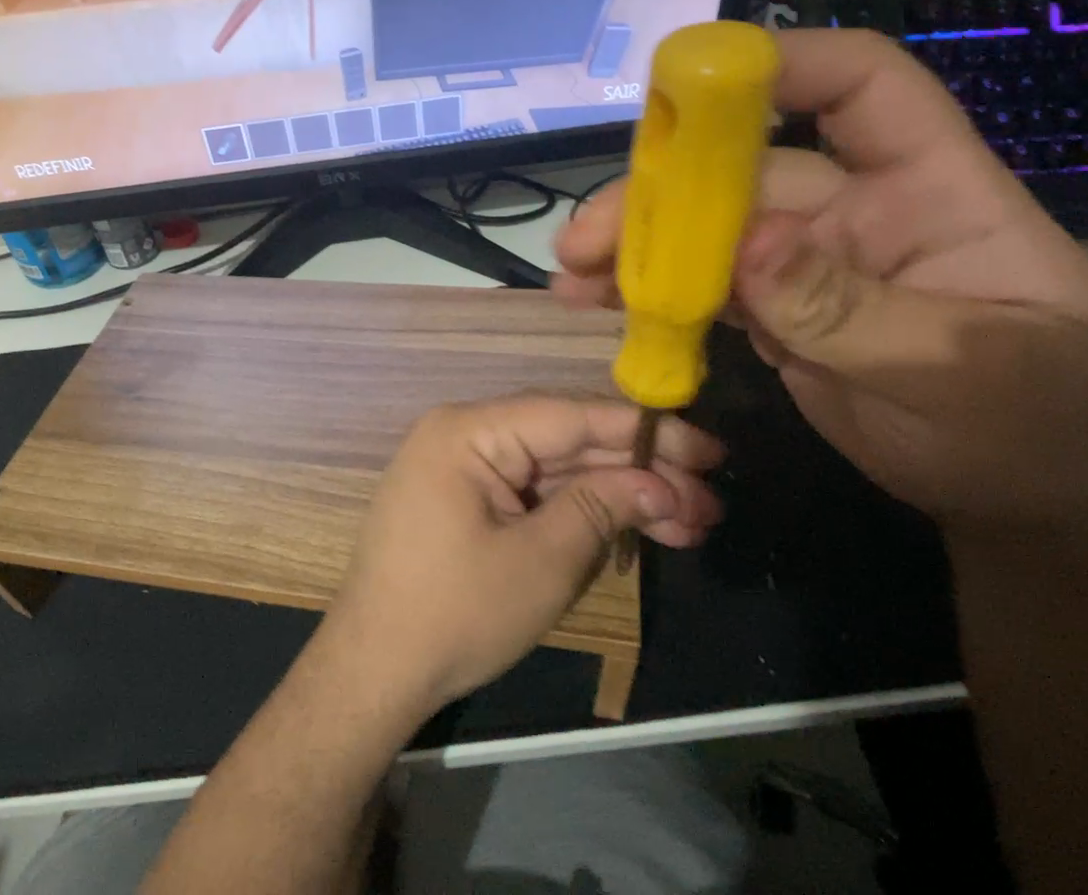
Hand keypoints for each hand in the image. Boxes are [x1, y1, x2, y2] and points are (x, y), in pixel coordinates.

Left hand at [314, 395, 723, 715]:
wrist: (375, 671)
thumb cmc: (456, 614)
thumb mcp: (543, 560)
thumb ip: (603, 506)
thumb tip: (665, 481)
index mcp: (469, 432)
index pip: (573, 416)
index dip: (646, 433)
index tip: (711, 450)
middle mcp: (462, 438)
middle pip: (568, 443)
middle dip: (640, 474)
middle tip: (710, 504)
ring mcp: (461, 473)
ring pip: (555, 473)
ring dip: (618, 498)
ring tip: (691, 526)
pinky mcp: (464, 506)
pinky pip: (532, 497)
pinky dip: (580, 515)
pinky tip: (635, 531)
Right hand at [554, 29, 1087, 527]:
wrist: (1009, 492)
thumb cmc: (1021, 422)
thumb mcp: (956, 369)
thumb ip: (848, 309)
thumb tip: (748, 246)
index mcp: (930, 189)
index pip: (860, 88)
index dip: (782, 65)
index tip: (690, 86)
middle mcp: (858, 210)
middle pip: (747, 171)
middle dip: (661, 193)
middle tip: (583, 239)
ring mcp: (809, 263)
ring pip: (710, 230)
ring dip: (638, 245)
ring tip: (573, 276)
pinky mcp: (774, 313)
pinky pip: (702, 289)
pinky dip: (650, 295)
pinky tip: (599, 305)